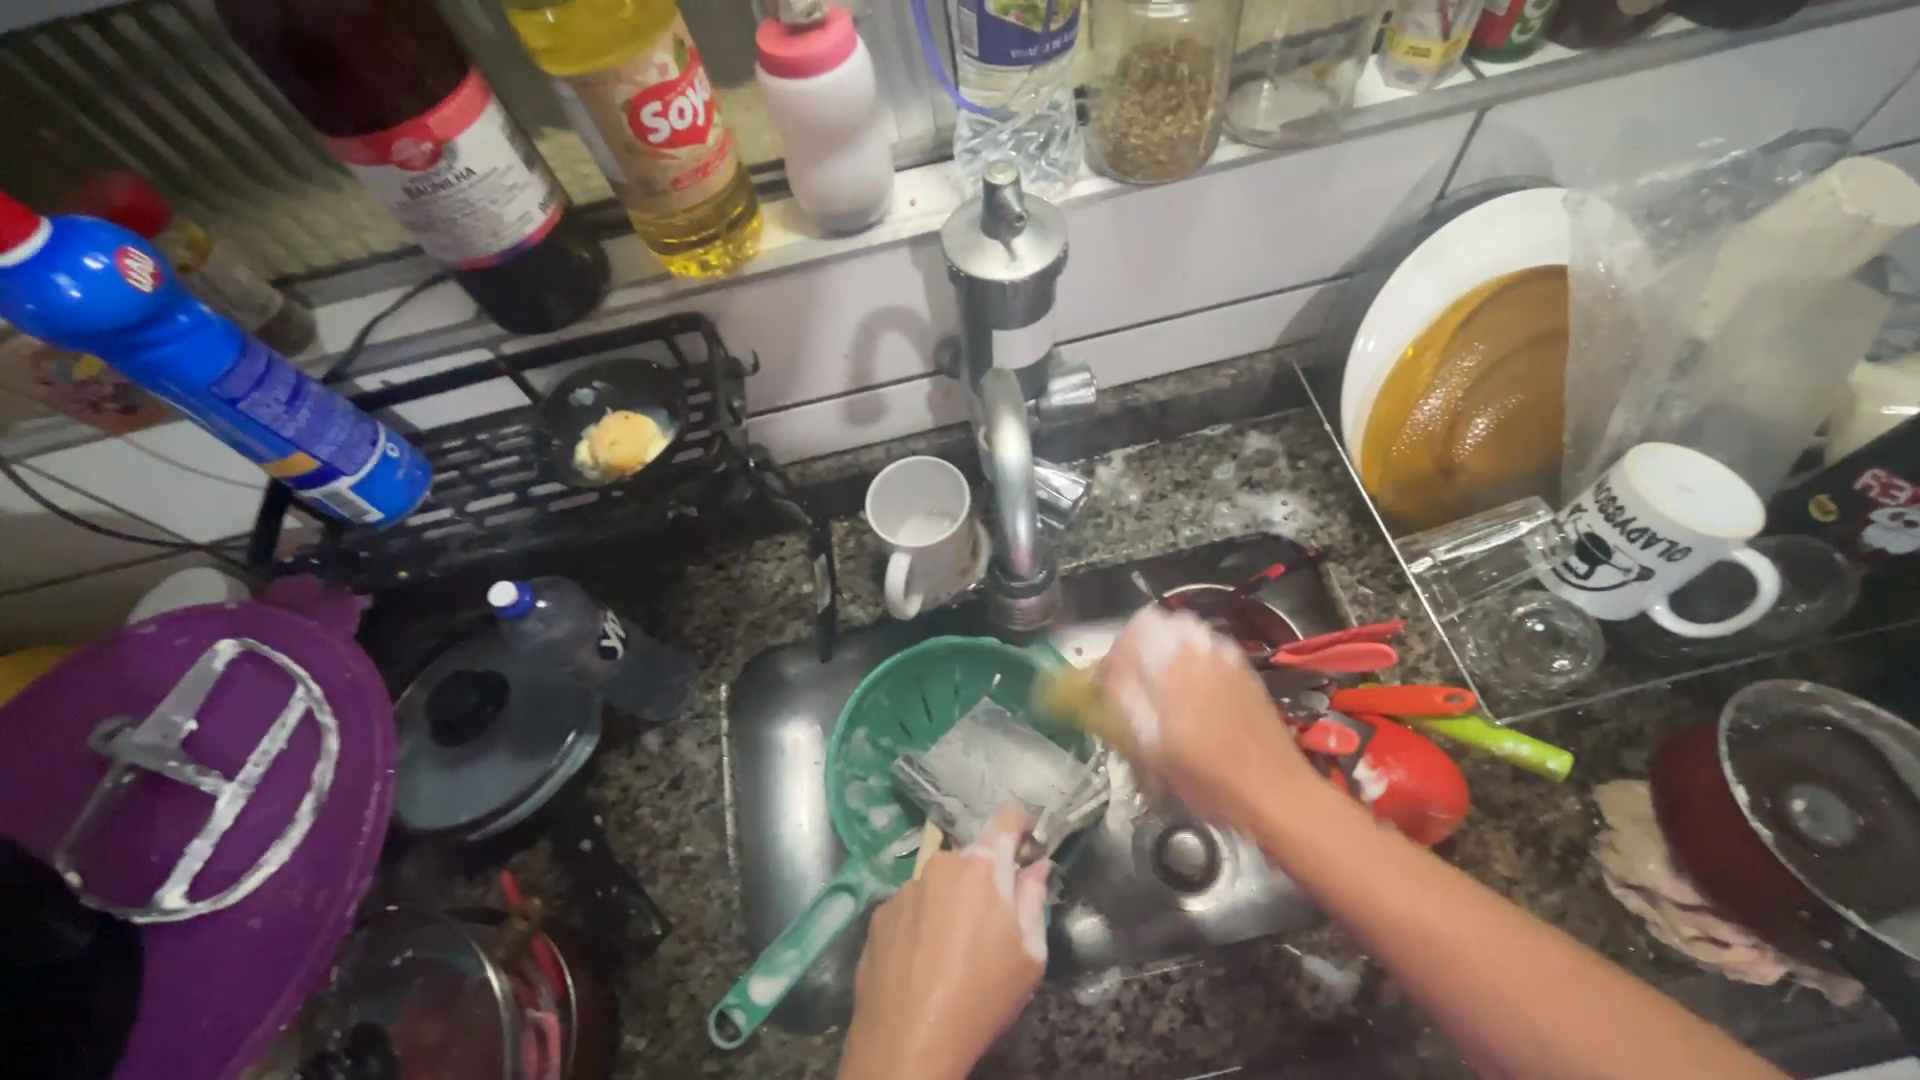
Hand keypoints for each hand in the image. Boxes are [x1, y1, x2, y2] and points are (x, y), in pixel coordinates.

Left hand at [838, 807, 1050, 1079]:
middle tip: (994, 922)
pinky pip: (912, 907)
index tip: (1030, 836)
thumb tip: (1036, 867)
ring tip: (953, 952)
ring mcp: (905, 888)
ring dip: (951, 903)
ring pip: (940, 884)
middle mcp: (940, 865)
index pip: (1005, 818)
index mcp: (982, 868)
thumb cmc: (980, 997)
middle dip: (986, 879)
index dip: (1021, 822)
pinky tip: (924, 961)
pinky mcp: (879, 915)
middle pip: (971, 858)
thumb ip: (1035, 901)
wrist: (906, 1042)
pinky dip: (923, 923)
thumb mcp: (1029, 956)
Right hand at [1098, 605, 1319, 829]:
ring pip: (1188, 634)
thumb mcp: (1151, 746)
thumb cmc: (1207, 776)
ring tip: (1162, 687)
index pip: (1136, 627)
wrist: (1276, 792)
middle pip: (1163, 624)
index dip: (1117, 650)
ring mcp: (1229, 657)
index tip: (1109, 680)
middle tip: (1134, 680)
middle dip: (1142, 646)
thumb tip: (1107, 673)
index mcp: (1174, 662)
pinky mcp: (1246, 672)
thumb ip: (1124, 699)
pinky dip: (1194, 661)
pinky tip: (1194, 695)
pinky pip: (1211, 649)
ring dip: (1168, 651)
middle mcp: (1202, 649)